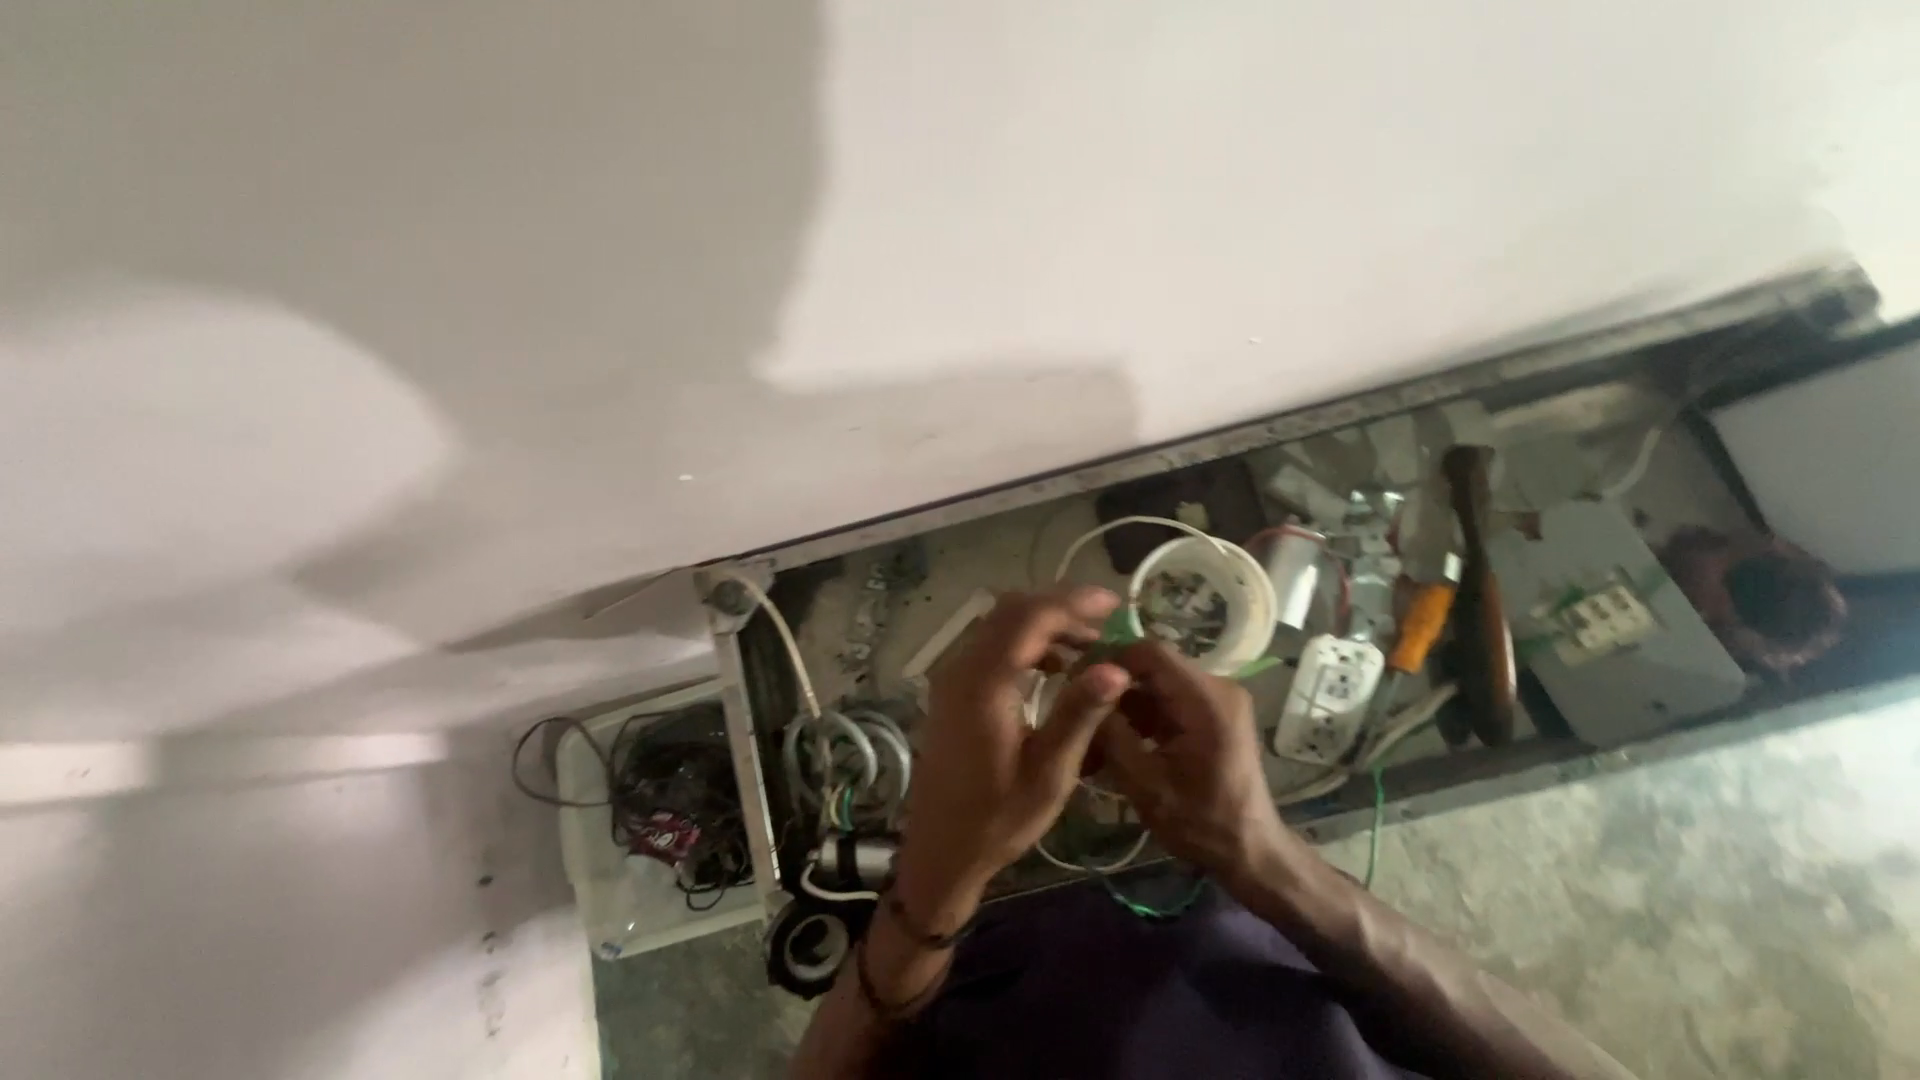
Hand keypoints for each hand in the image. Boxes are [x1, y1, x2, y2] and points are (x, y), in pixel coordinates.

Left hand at [893, 588, 1130, 915]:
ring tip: (1090, 642)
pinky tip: (1055, 666)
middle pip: (1010, 611)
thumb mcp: (1049, 772)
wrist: (940, 850)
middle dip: (1060, 606)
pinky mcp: (952, 690)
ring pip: (998, 624)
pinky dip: (1024, 642)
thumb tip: (1117, 667)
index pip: (1029, 617)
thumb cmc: (997, 818)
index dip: (1073, 603)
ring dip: (1043, 623)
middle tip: (1106, 620)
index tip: (1114, 603)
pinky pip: (990, 646)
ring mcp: (951, 677)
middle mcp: (960, 668)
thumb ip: (1079, 714)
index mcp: (984, 684)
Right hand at [1094, 642, 1298, 892]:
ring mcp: (1217, 699)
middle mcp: (1218, 687)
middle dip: (1114, 687)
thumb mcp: (1145, 783)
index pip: (1150, 652)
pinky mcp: (1213, 713)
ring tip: (1095, 735)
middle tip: (1080, 713)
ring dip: (1125, 705)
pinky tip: (1119, 743)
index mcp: (1207, 700)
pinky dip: (1142, 717)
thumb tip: (1082, 692)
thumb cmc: (1200, 822)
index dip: (1109, 660)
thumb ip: (1113, 733)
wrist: (1250, 852)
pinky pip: (1168, 700)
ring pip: (1156, 683)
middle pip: (1152, 666)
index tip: (1076, 683)